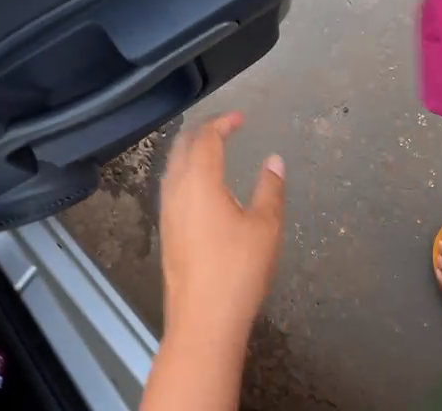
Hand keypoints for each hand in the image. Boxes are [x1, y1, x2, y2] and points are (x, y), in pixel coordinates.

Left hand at [157, 112, 285, 347]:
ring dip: (189, 151)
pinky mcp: (166, 232)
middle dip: (201, 132)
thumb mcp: (265, 227)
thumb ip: (270, 189)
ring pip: (172, 167)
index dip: (223, 123)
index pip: (207, 138)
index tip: (240, 118)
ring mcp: (167, 212)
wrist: (203, 322)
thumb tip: (275, 160)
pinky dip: (184, 172)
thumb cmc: (238, 271)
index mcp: (201, 181)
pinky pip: (170, 187)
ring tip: (209, 150)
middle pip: (182, 147)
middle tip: (223, 127)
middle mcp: (177, 190)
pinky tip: (197, 188)